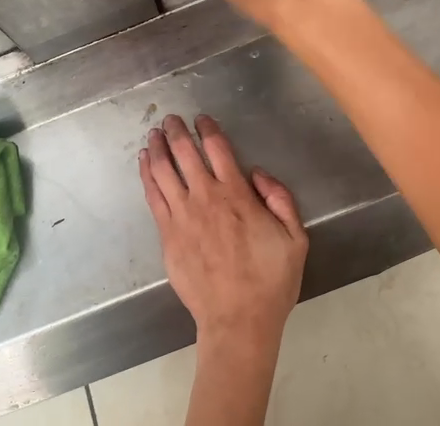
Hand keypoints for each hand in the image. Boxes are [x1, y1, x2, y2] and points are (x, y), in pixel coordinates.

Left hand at [140, 114, 307, 350]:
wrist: (238, 321)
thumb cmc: (270, 281)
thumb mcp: (295, 239)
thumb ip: (281, 199)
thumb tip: (258, 172)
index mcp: (237, 195)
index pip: (218, 149)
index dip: (208, 129)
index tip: (201, 118)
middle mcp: (206, 197)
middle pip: (185, 152)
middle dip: (176, 131)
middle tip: (170, 118)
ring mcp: (183, 215)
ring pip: (164, 169)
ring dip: (158, 147)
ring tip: (154, 133)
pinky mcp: (167, 234)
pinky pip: (153, 195)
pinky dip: (147, 174)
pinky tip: (144, 162)